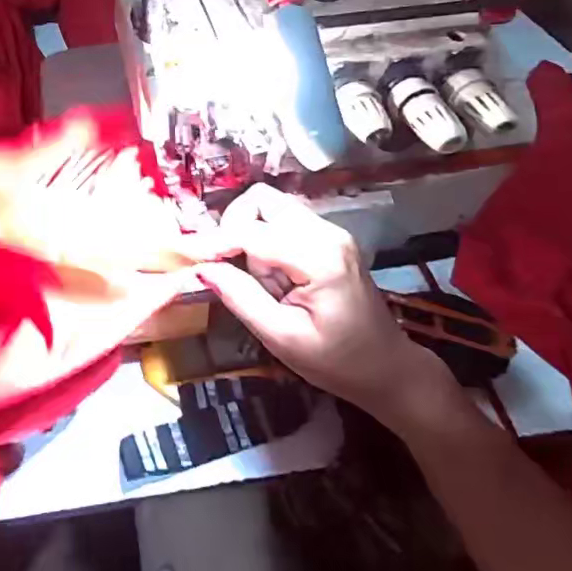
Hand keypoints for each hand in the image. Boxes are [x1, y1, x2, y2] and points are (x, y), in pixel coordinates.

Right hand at [194, 185, 459, 424]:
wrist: (388, 369)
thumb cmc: (338, 362)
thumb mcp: (283, 338)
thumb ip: (241, 298)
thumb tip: (202, 268)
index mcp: (320, 257)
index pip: (252, 232)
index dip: (214, 241)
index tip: (183, 253)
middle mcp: (327, 232)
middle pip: (262, 201)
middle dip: (236, 230)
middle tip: (234, 272)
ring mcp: (330, 231)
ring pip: (269, 208)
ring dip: (252, 237)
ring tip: (263, 283)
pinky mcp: (327, 238)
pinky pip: (282, 223)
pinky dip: (266, 242)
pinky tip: (275, 279)